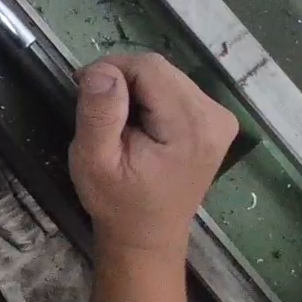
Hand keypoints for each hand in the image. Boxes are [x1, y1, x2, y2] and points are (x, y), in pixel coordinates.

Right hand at [69, 53, 236, 261]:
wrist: (146, 234)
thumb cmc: (116, 201)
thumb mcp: (93, 160)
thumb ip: (99, 114)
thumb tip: (101, 71)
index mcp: (190, 124)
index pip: (147, 67)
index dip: (108, 71)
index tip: (83, 95)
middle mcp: (215, 115)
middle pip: (158, 69)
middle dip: (120, 80)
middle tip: (96, 113)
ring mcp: (219, 118)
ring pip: (164, 75)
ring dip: (131, 89)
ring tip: (116, 123)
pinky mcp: (213, 121)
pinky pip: (172, 89)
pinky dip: (146, 98)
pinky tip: (135, 125)